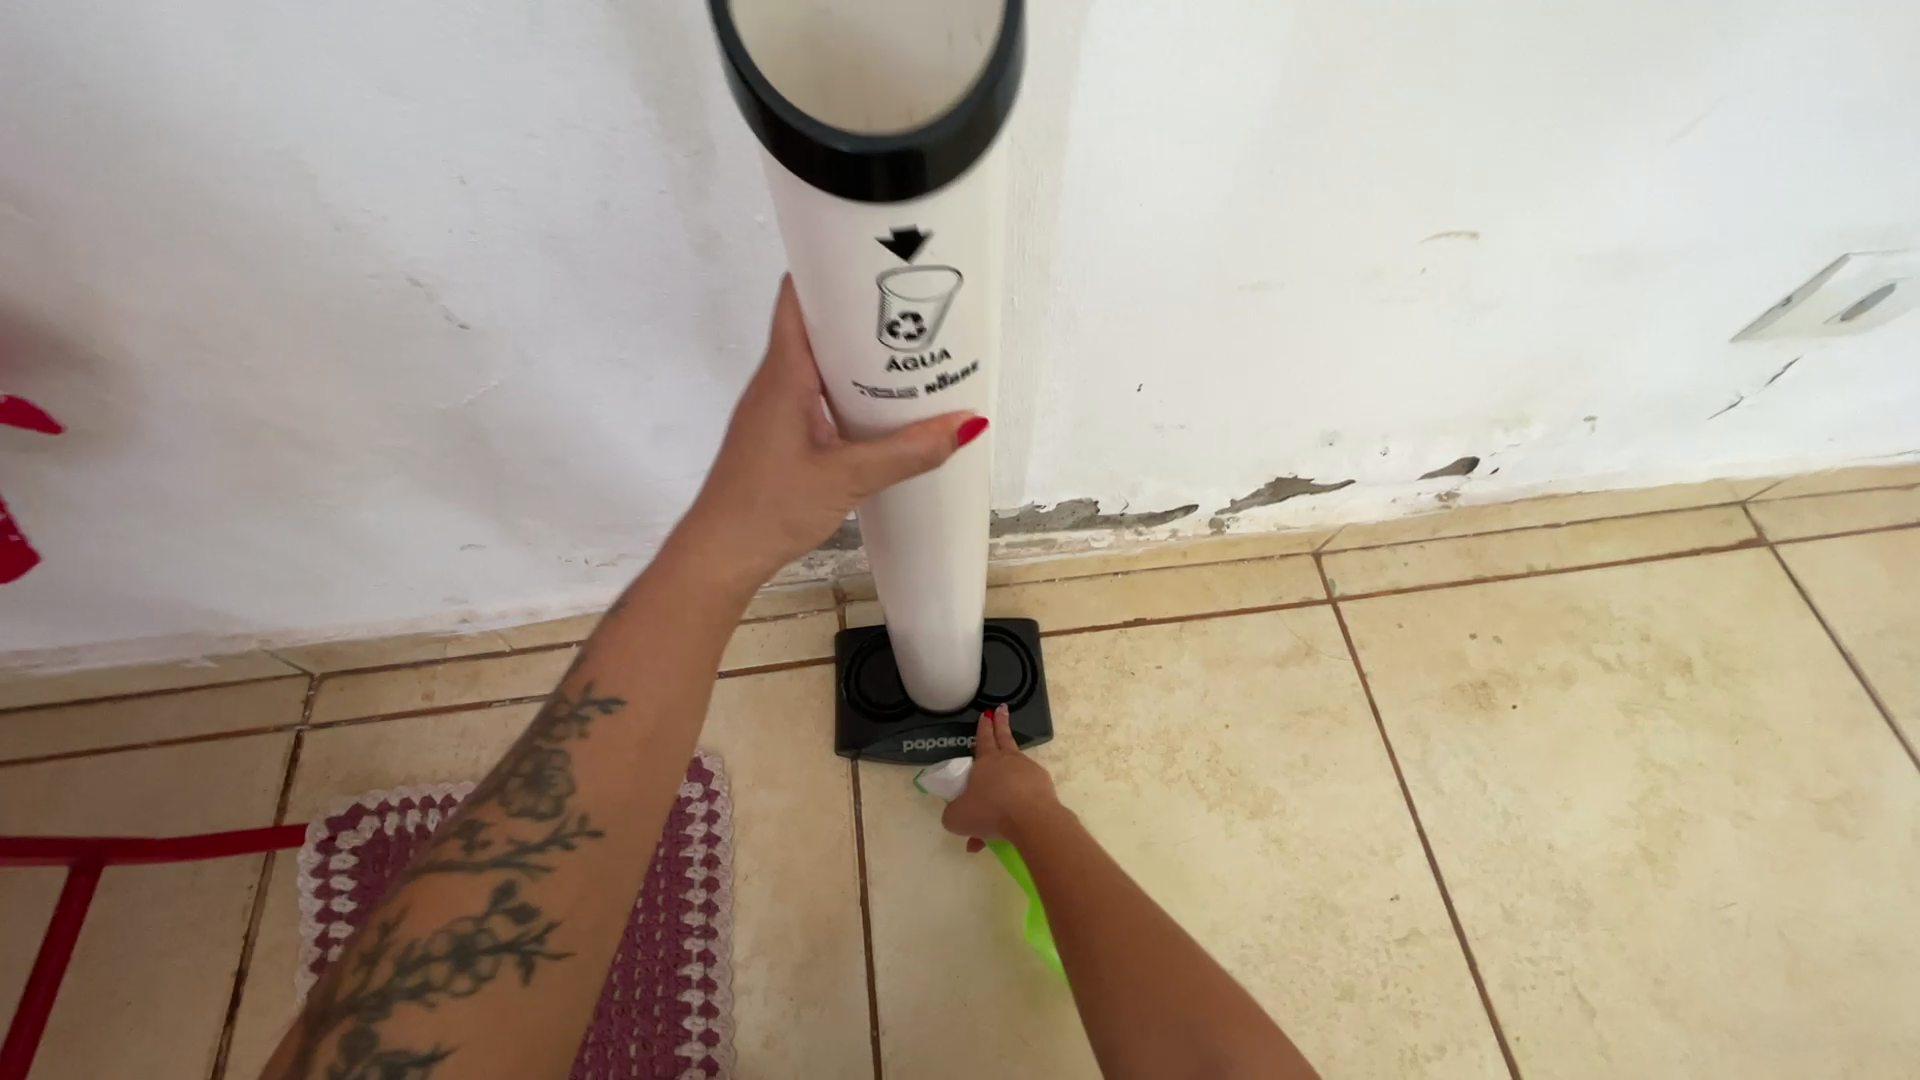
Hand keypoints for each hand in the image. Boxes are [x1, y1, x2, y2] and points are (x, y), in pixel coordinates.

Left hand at [678, 276, 984, 586]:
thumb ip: (908, 452)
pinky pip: (816, 394)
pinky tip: (880, 409)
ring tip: (906, 357)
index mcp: (784, 374)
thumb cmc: (769, 508)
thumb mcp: (848, 478)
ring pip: (818, 362)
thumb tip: (966, 425)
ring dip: (857, 357)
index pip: (799, 296)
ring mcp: (774, 408)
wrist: (722, 553)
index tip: (878, 264)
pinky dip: (848, 390)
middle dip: (861, 315)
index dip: (834, 270)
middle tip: (911, 313)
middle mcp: (775, 381)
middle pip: (816, 325)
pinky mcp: (779, 433)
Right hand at [943, 704, 1062, 851]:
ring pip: (1018, 762)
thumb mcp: (958, 817)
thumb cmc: (990, 812)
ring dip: (1012, 764)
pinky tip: (1019, 809)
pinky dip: (1023, 793)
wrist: (1031, 819)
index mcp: (986, 761)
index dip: (984, 726)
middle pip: (1004, 737)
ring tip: (1006, 779)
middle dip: (1001, 722)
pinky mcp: (1043, 784)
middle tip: (1002, 709)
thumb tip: (956, 813)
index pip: (983, 738)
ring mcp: (1028, 770)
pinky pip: (1029, 786)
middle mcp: (1008, 760)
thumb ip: (953, 812)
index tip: (987, 713)